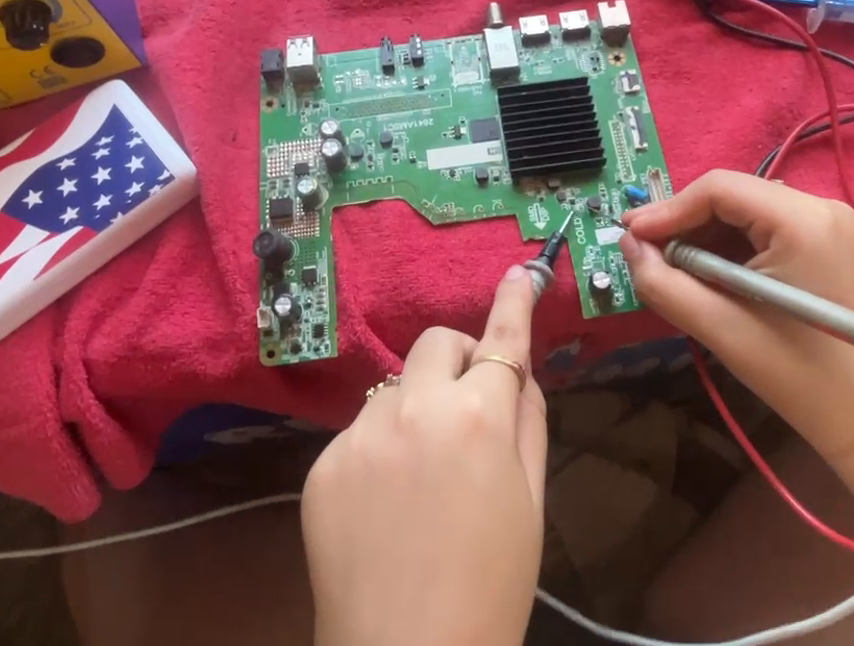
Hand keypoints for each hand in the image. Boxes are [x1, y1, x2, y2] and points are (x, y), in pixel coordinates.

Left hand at [301, 267, 547, 645]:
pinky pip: (360, 432)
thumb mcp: (532, 501)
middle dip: (458, 362)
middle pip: (436, 344)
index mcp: (478, 417)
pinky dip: (379, 449)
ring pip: (394, 388)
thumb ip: (527, 422)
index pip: (501, 340)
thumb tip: (517, 372)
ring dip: (415, 408)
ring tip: (421, 475)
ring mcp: (360, 434)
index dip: (513, 303)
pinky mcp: (322, 465)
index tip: (518, 271)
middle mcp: (414, 408)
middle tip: (468, 408)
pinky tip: (384, 504)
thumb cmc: (492, 583)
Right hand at [619, 170, 853, 485]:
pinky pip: (763, 227)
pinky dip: (729, 245)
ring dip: (703, 236)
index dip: (667, 209)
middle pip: (731, 195)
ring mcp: (828, 222)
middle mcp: (820, 206)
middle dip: (683, 223)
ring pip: (744, 211)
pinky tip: (708, 274)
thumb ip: (664, 283)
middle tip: (645, 253)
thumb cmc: (798, 375)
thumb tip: (628, 244)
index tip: (630, 235)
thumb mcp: (721, 329)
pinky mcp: (827, 241)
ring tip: (673, 268)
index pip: (718, 189)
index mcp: (802, 220)